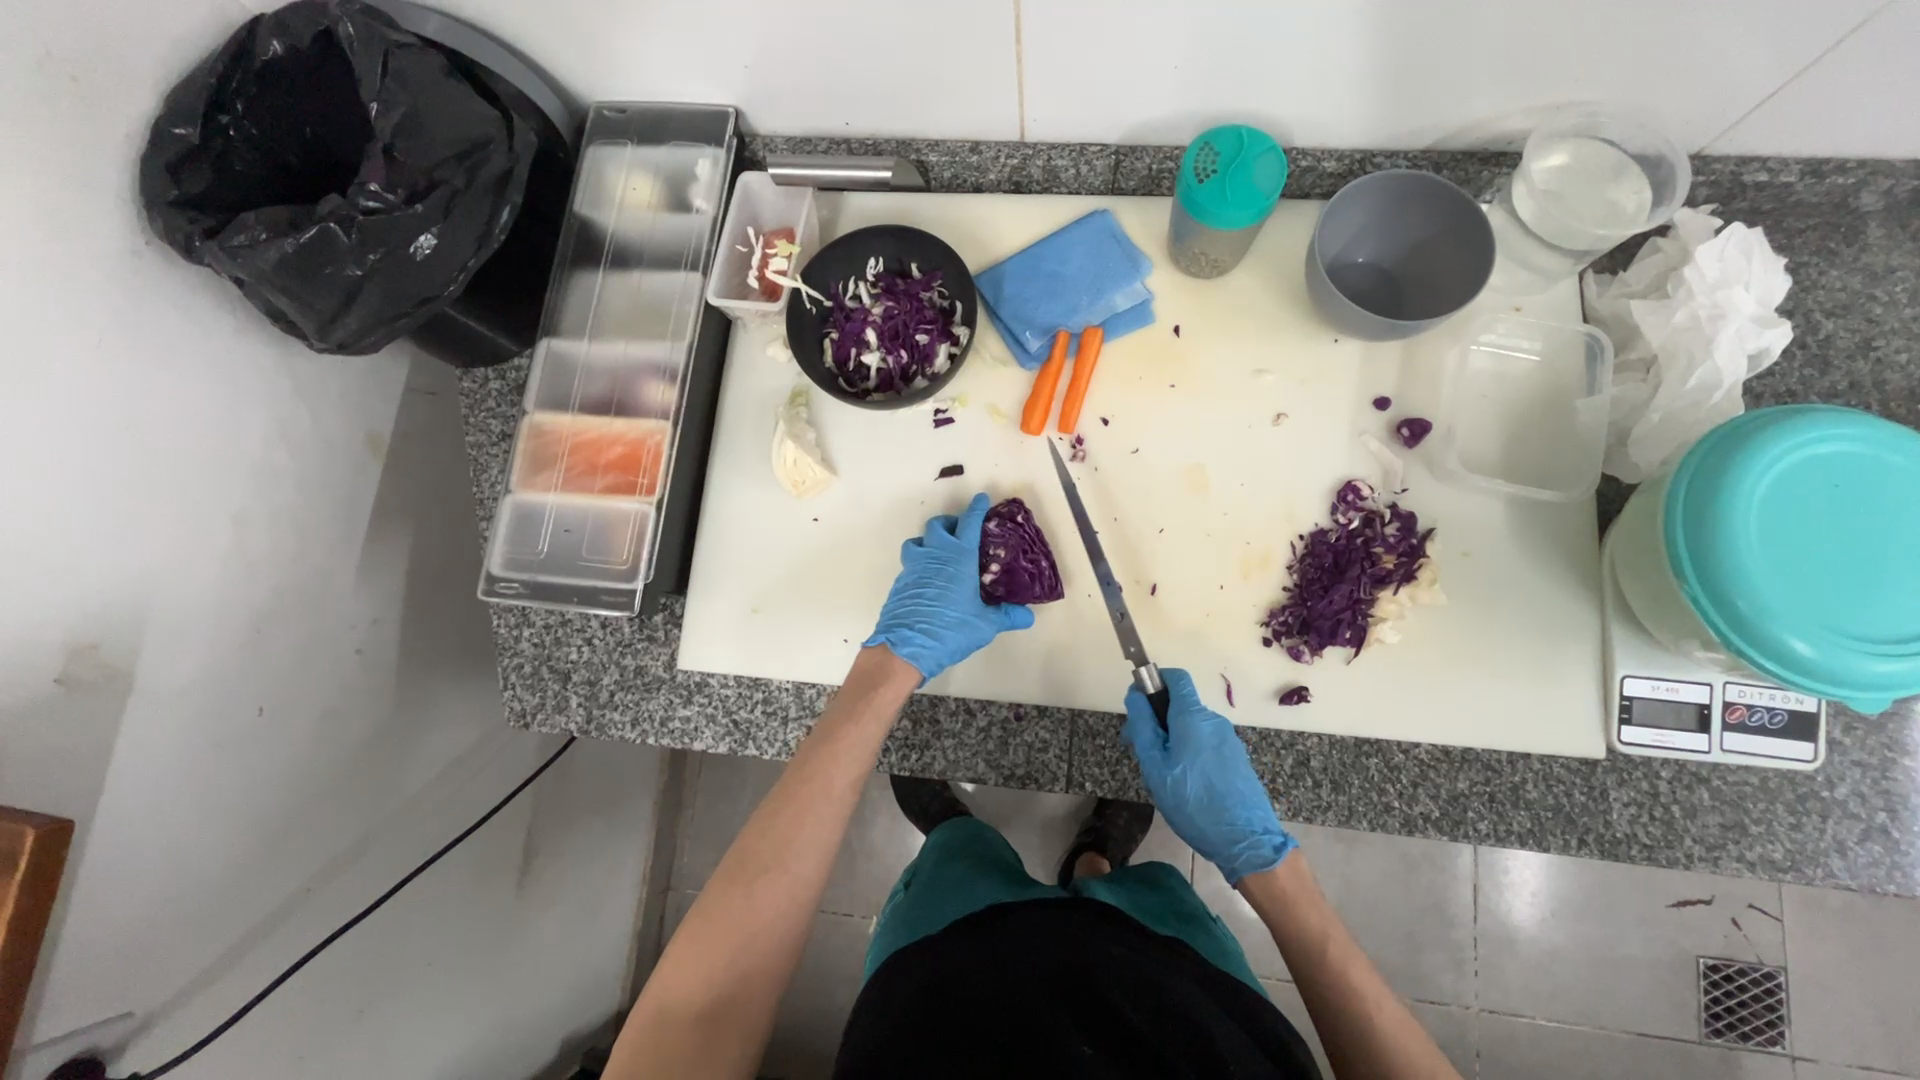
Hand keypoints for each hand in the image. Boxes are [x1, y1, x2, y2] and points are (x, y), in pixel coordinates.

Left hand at [864, 493, 1035, 680]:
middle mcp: (934, 555)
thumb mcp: (984, 625)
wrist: (906, 648)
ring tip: (941, 555)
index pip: (969, 524)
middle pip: (938, 526)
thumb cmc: (951, 629)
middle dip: (950, 524)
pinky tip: (929, 582)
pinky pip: (910, 565)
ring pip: (918, 542)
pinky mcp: (900, 583)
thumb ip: (1006, 616)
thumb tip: (1028, 617)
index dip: (976, 509)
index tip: (980, 499)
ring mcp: (913, 568)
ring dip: (929, 542)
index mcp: (958, 557)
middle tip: (961, 533)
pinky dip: (920, 565)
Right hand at [1123, 668, 1295, 883]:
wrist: (1246, 841)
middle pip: (1179, 705)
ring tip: (1160, 775)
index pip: (1175, 677)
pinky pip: (1204, 743)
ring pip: (1190, 727)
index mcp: (1193, 717)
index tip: (1138, 706)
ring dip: (1170, 740)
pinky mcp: (1235, 759)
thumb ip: (1143, 727)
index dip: (1153, 682)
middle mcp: (1213, 721)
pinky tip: (1182, 784)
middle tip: (1138, 750)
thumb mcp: (1156, 767)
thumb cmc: (1193, 803)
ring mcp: (1228, 740)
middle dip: (1155, 720)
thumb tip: (1135, 695)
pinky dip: (1188, 752)